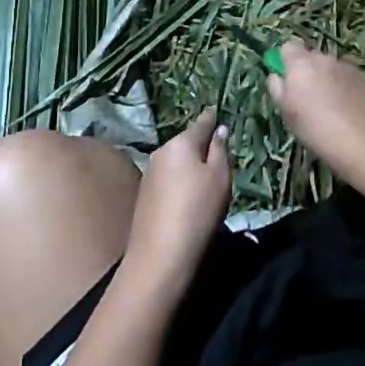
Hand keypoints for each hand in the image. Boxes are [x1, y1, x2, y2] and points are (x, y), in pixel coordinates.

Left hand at [123, 110, 231, 291]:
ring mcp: (149, 173)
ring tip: (206, 173)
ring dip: (189, 164)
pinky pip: (168, 177)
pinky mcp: (145, 194)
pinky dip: (180, 180)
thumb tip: (218, 129)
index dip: (211, 118)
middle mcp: (161, 152)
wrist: (161, 253)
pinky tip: (187, 193)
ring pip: (176, 160)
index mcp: (180, 143)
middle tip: (218, 149)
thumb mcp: (220, 178)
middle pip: (186, 142)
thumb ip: (220, 150)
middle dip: (200, 144)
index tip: (216, 112)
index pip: (200, 123)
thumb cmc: (197, 210)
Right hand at [265, 40, 364, 178]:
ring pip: (332, 66)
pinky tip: (349, 106)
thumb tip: (277, 76)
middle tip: (309, 94)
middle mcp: (324, 59)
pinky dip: (346, 85)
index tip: (288, 76)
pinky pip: (349, 75)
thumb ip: (277, 88)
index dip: (287, 59)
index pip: (289, 46)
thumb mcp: (285, 112)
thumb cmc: (314, 128)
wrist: (359, 141)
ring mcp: (347, 66)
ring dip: (329, 77)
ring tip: (332, 102)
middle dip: (309, 69)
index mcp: (300, 64)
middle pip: (312, 56)